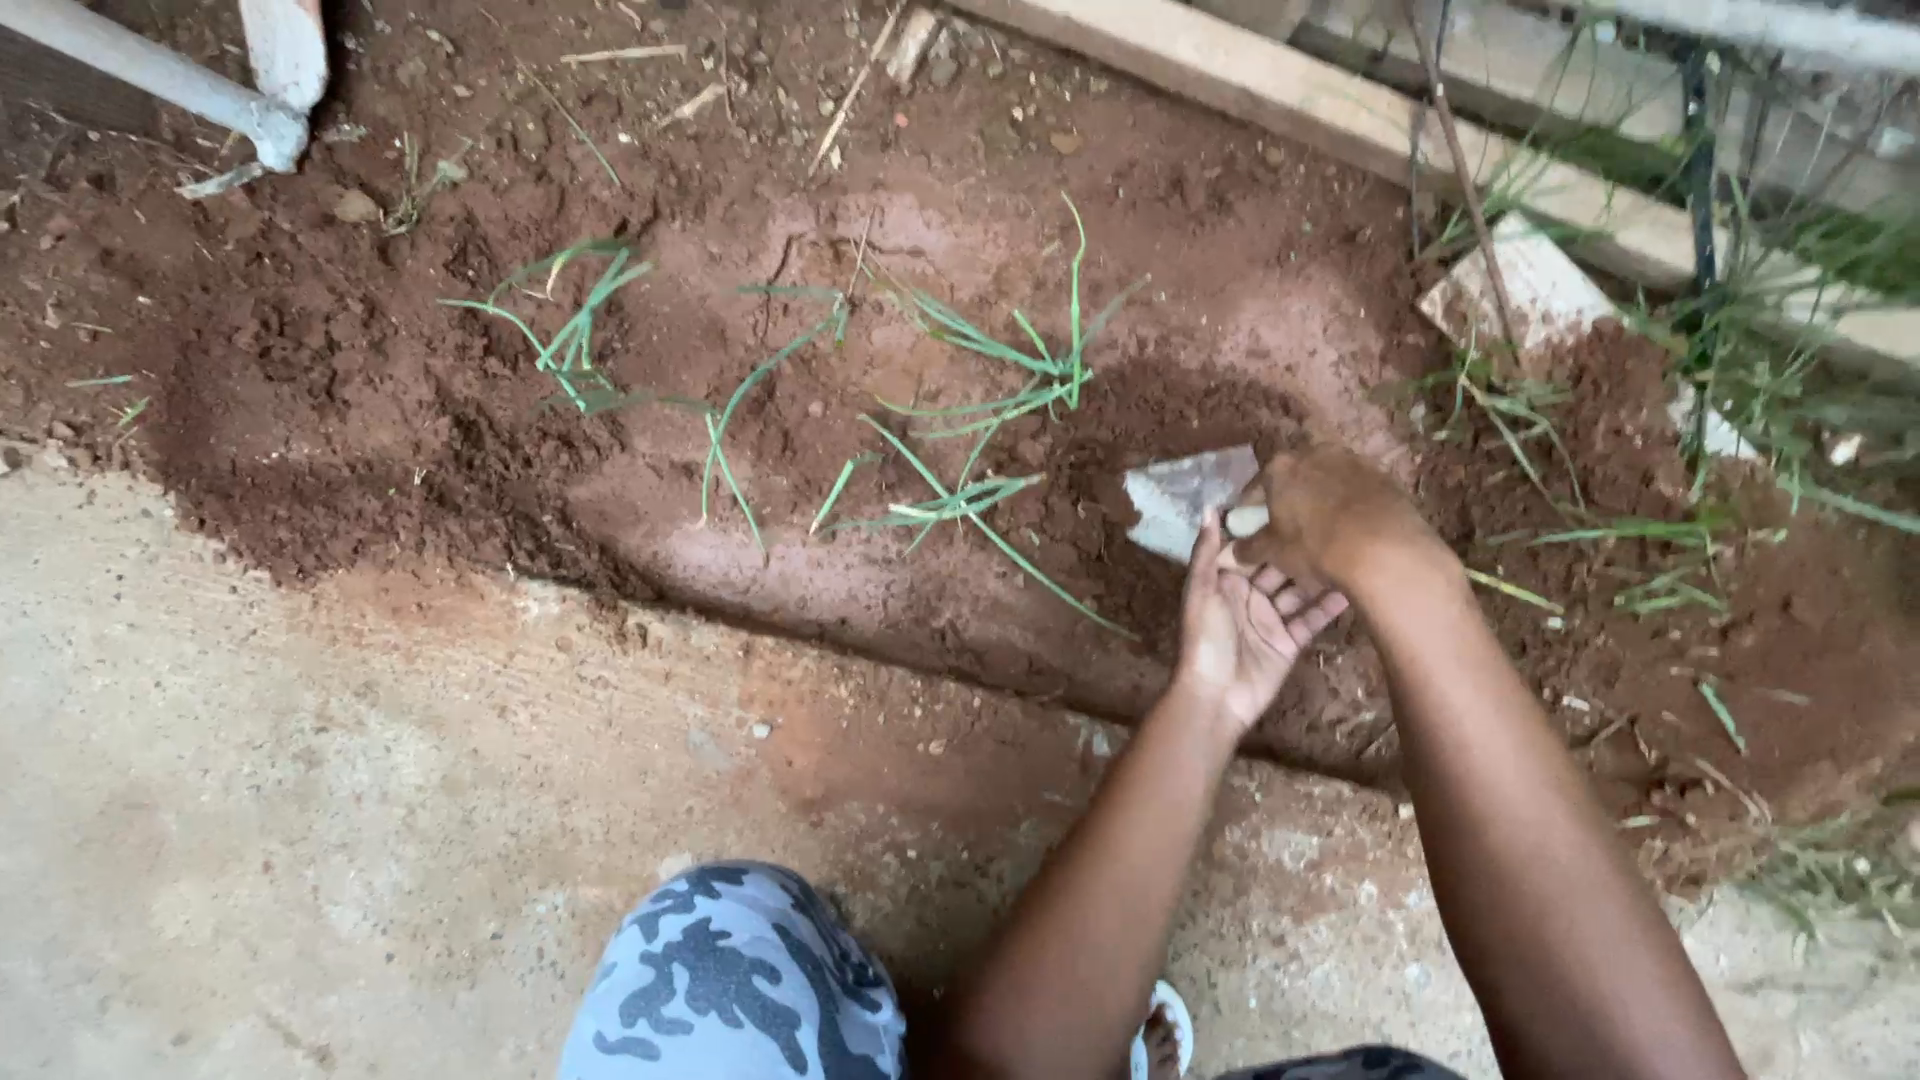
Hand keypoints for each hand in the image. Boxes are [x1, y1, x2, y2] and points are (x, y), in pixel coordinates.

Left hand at [1174, 513, 1348, 731]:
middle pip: (1278, 567)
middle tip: (1333, 523)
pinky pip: (1311, 619)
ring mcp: (1270, 619)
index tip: (1294, 501)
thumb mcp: (1201, 591)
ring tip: (1350, 551)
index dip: (1266, 529)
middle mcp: (1248, 596)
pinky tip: (1353, 588)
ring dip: (1319, 575)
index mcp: (1224, 581)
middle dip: (1299, 549)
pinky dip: (1329, 606)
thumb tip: (1210, 508)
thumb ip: (1206, 551)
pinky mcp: (1289, 642)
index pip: (1248, 548)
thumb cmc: (1204, 639)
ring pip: (1299, 591)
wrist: (1215, 696)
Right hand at [1226, 446, 1448, 591]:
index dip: (1250, 510)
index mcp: (1280, 466)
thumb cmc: (1315, 546)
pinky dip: (1349, 504)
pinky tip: (1351, 528)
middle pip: (1294, 477)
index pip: (1254, 487)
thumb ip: (1250, 547)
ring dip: (1321, 499)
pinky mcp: (1383, 475)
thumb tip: (1236, 550)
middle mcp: (1315, 452)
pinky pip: (1356, 490)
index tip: (1253, 526)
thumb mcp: (1273, 552)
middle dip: (1289, 498)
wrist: (1384, 550)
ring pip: (1327, 480)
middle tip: (1290, 526)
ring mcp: (1353, 460)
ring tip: (1324, 528)